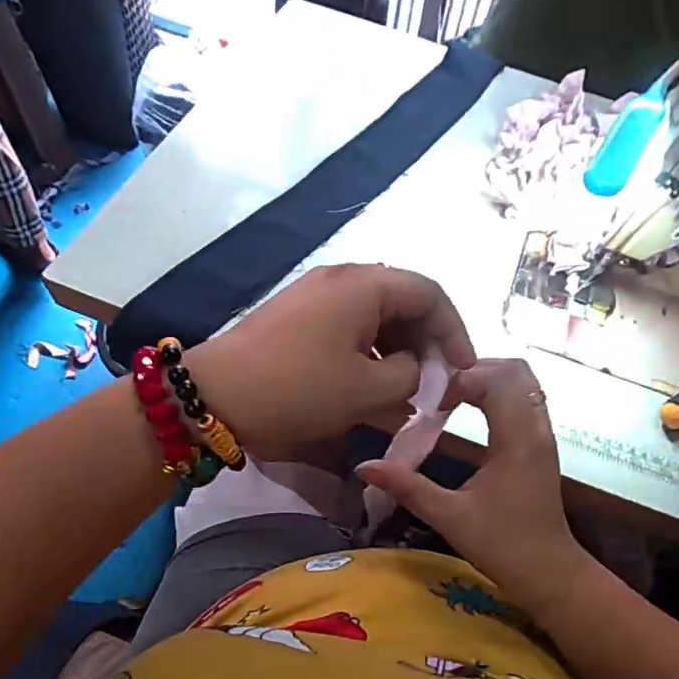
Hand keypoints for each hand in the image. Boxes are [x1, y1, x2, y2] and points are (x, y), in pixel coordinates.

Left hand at [183, 264, 475, 450]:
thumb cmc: (298, 389)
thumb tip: (413, 367)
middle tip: (437, 385)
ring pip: (376, 319)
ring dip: (398, 354)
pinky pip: (349, 329)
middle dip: (427, 345)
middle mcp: (342, 280)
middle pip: (403, 303)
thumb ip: (410, 375)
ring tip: (408, 394)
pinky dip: (369, 356)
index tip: (464, 370)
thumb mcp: (367, 389)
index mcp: (364, 285)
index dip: (454, 332)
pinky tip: (373, 389)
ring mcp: (316, 297)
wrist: (214, 397)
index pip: (430, 294)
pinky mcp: (298, 319)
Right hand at [355, 359, 587, 604]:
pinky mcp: (542, 445)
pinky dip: (500, 394)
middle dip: (477, 369)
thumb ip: (407, 487)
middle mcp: (536, 428)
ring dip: (489, 380)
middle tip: (443, 390)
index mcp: (517, 440)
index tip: (434, 402)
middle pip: (515, 370)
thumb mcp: (449, 517)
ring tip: (454, 398)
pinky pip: (525, 400)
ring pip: (523, 383)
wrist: (549, 573)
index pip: (496, 380)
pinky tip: (473, 415)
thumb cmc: (502, 545)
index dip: (462, 379)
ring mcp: (544, 435)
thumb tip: (364, 467)